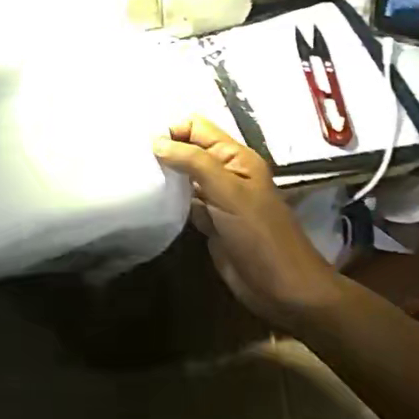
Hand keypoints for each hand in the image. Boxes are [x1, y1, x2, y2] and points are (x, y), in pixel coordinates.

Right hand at [154, 117, 347, 330]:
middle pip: (187, 149)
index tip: (145, 146)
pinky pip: (182, 201)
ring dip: (163, 175)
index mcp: (235, 157)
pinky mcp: (208, 221)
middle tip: (133, 160)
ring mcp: (216, 197)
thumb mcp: (229, 192)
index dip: (172, 130)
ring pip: (182, 175)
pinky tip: (149, 200)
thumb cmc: (261, 236)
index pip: (196, 126)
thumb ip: (193, 162)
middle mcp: (224, 172)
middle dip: (162, 151)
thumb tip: (155, 141)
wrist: (285, 292)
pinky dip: (168, 199)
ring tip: (135, 177)